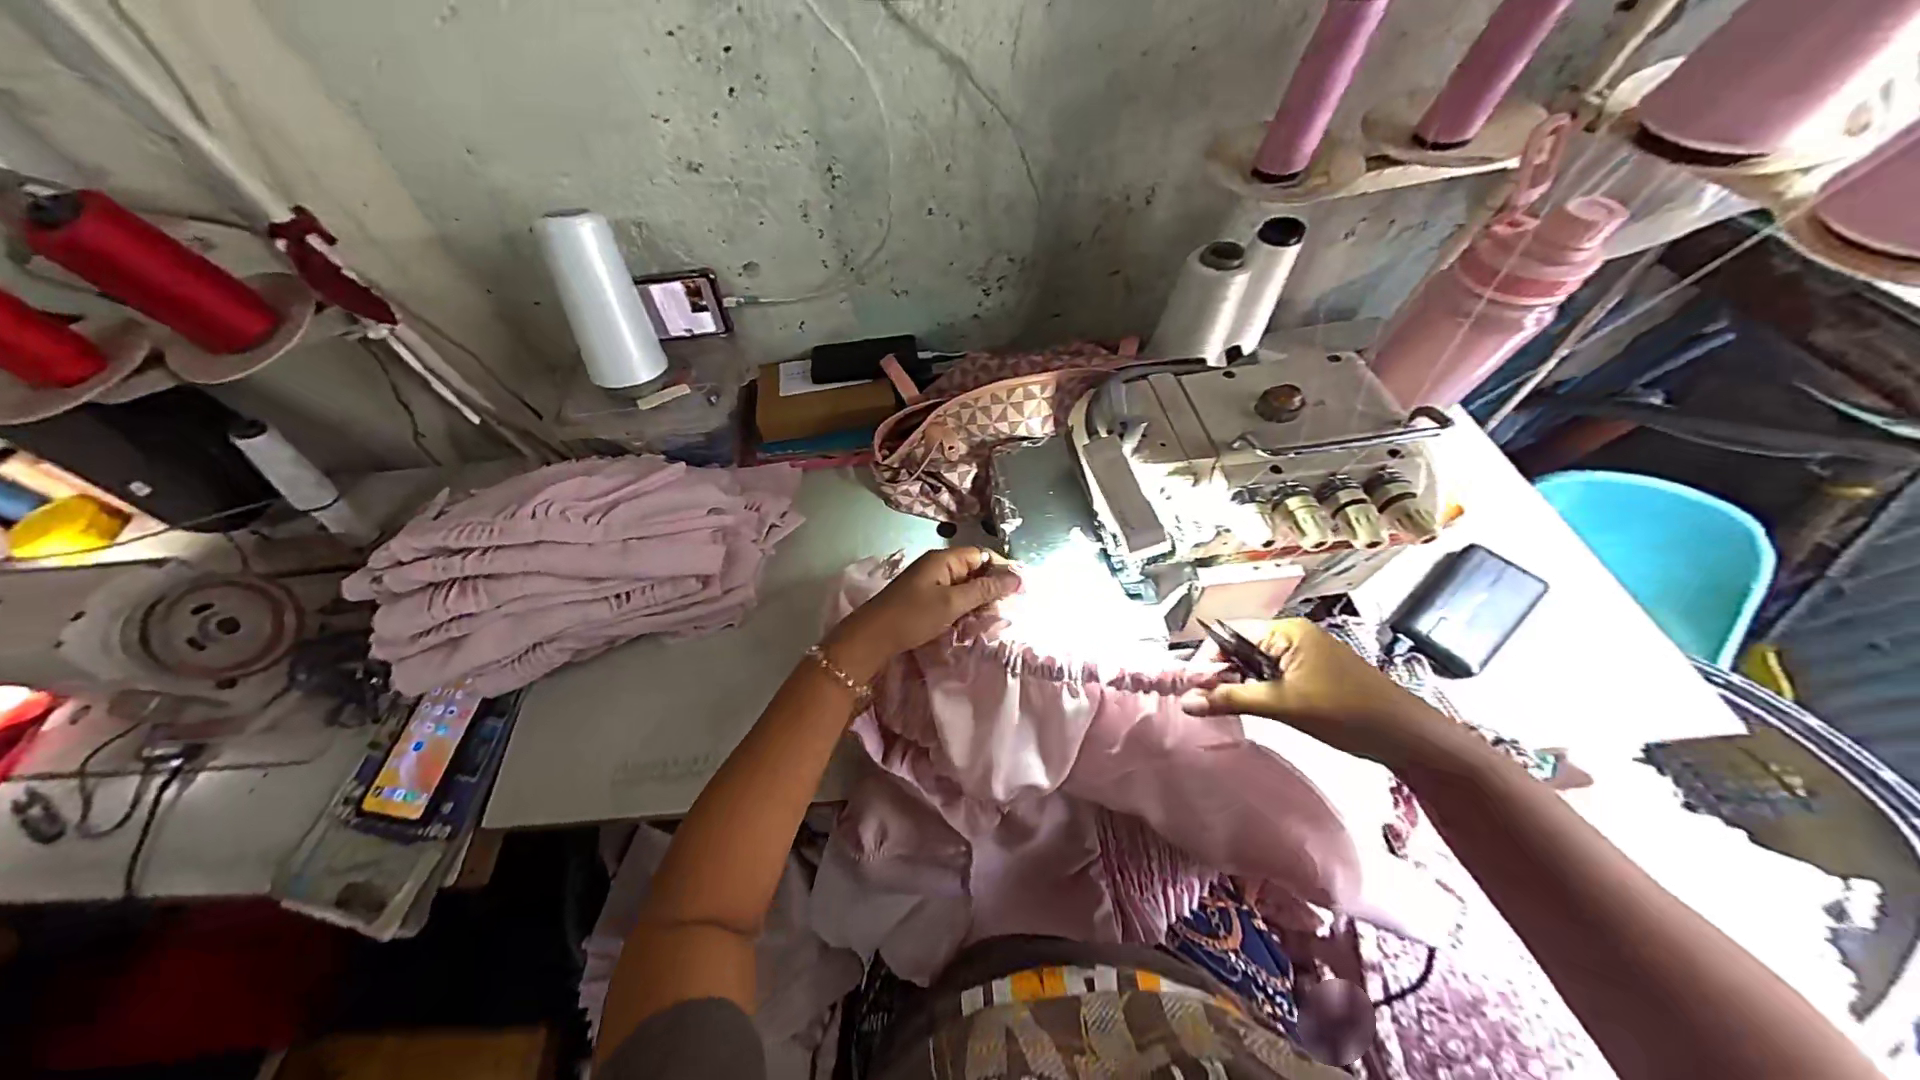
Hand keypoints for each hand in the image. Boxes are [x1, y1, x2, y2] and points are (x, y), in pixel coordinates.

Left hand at [821, 547, 1020, 682]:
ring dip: (978, 602)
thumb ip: (985, 590)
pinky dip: (963, 610)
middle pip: (975, 571)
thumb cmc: (912, 616)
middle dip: (991, 589)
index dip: (1002, 570)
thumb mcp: (952, 603)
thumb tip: (1016, 577)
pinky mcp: (925, 600)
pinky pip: (952, 599)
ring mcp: (930, 583)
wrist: (872, 638)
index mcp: (944, 559)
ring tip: (989, 620)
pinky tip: (970, 624)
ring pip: (965, 587)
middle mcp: (938, 566)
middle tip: (1004, 611)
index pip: (982, 556)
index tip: (1019, 591)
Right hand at [1179, 619, 1483, 771]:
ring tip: (1228, 707)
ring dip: (1240, 684)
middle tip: (1208, 702)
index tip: (1193, 688)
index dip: (1207, 659)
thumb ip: (1230, 700)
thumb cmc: (1344, 712)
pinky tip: (1256, 708)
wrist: (1406, 736)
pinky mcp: (1314, 674)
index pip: (1229, 633)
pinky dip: (1260, 690)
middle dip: (1221, 673)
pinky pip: (1274, 675)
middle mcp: (1293, 636)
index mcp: (1286, 631)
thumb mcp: (1282, 705)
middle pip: (1240, 647)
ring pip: (1256, 664)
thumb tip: (1186, 702)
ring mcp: (1306, 655)